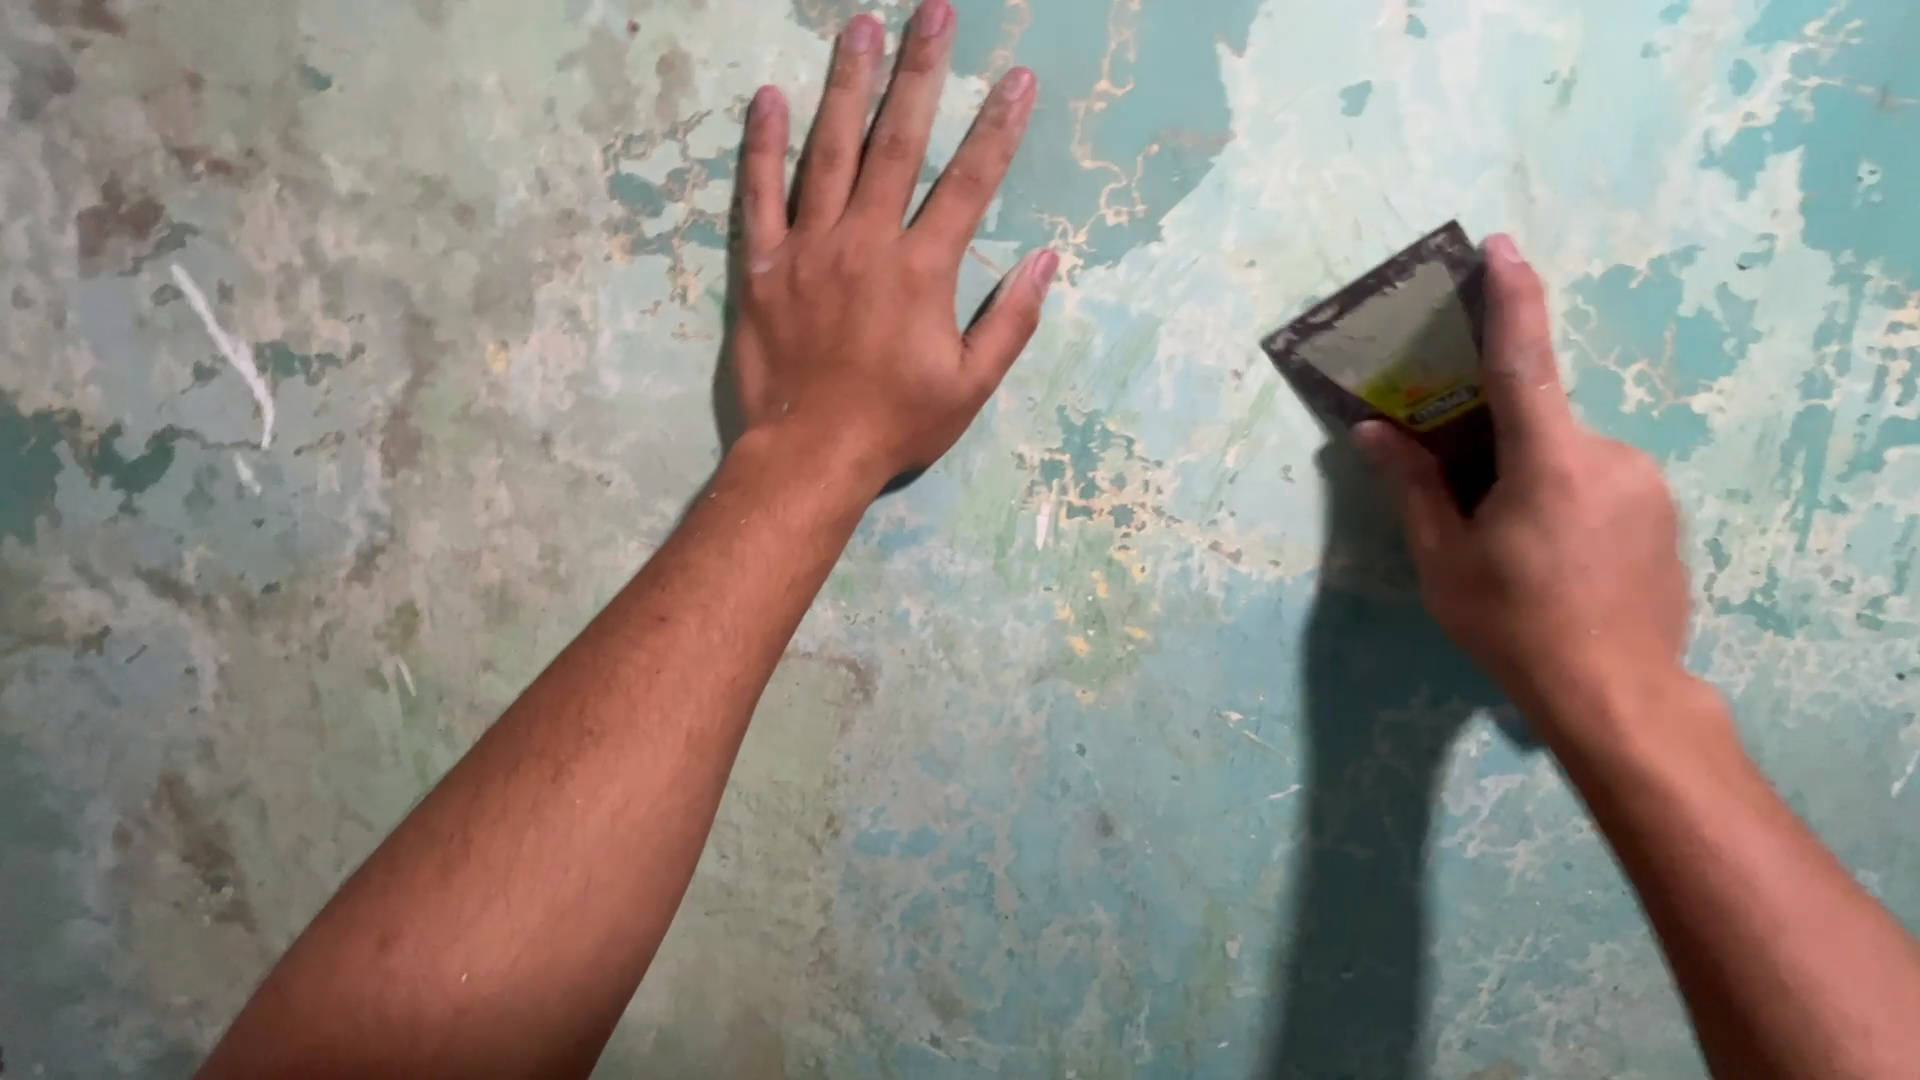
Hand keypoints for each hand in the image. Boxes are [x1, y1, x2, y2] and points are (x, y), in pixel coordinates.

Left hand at [729, 0, 1055, 487]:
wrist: (811, 455)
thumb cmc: (896, 425)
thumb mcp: (971, 387)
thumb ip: (1011, 323)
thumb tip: (1046, 262)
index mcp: (921, 271)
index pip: (969, 184)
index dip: (997, 129)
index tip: (1018, 78)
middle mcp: (865, 242)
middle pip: (897, 143)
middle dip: (921, 74)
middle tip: (933, 12)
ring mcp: (808, 249)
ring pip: (828, 152)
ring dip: (846, 86)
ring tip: (861, 28)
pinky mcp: (762, 267)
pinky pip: (758, 195)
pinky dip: (762, 146)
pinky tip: (768, 99)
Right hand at [1354, 236, 1691, 738]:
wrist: (1616, 692)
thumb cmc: (1511, 623)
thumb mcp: (1442, 558)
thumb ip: (1412, 485)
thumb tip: (1370, 430)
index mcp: (1549, 462)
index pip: (1524, 362)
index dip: (1512, 299)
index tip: (1502, 246)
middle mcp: (1609, 455)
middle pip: (1534, 423)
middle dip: (1491, 446)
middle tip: (1467, 506)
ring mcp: (1645, 482)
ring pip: (1564, 456)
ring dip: (1524, 480)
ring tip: (1508, 549)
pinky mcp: (1662, 509)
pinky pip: (1595, 480)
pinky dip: (1558, 498)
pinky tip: (1548, 558)